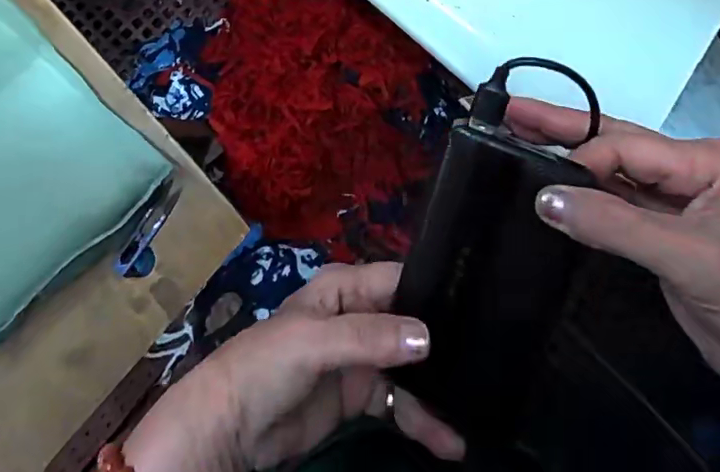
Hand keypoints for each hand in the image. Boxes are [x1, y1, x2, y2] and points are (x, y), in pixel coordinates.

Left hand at [124, 262, 465, 471]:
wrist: (232, 425)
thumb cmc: (267, 363)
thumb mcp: (314, 342)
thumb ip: (368, 337)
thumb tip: (427, 335)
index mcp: (342, 287)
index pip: (395, 279)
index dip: (431, 290)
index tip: (477, 307)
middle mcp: (355, 316)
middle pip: (408, 323)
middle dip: (442, 343)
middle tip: (487, 365)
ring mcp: (358, 357)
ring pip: (408, 367)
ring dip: (435, 391)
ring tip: (469, 419)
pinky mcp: (358, 395)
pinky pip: (398, 402)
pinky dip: (421, 419)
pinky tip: (447, 441)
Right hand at [506, 99, 719, 403]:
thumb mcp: (691, 260)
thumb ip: (614, 224)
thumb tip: (543, 199)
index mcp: (710, 161)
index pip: (627, 147)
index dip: (582, 159)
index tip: (540, 178)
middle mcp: (691, 170)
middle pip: (614, 143)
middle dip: (561, 127)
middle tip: (509, 110)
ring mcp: (676, 200)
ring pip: (611, 170)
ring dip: (566, 157)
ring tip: (517, 134)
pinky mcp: (664, 230)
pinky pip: (614, 201)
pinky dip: (581, 193)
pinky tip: (550, 181)